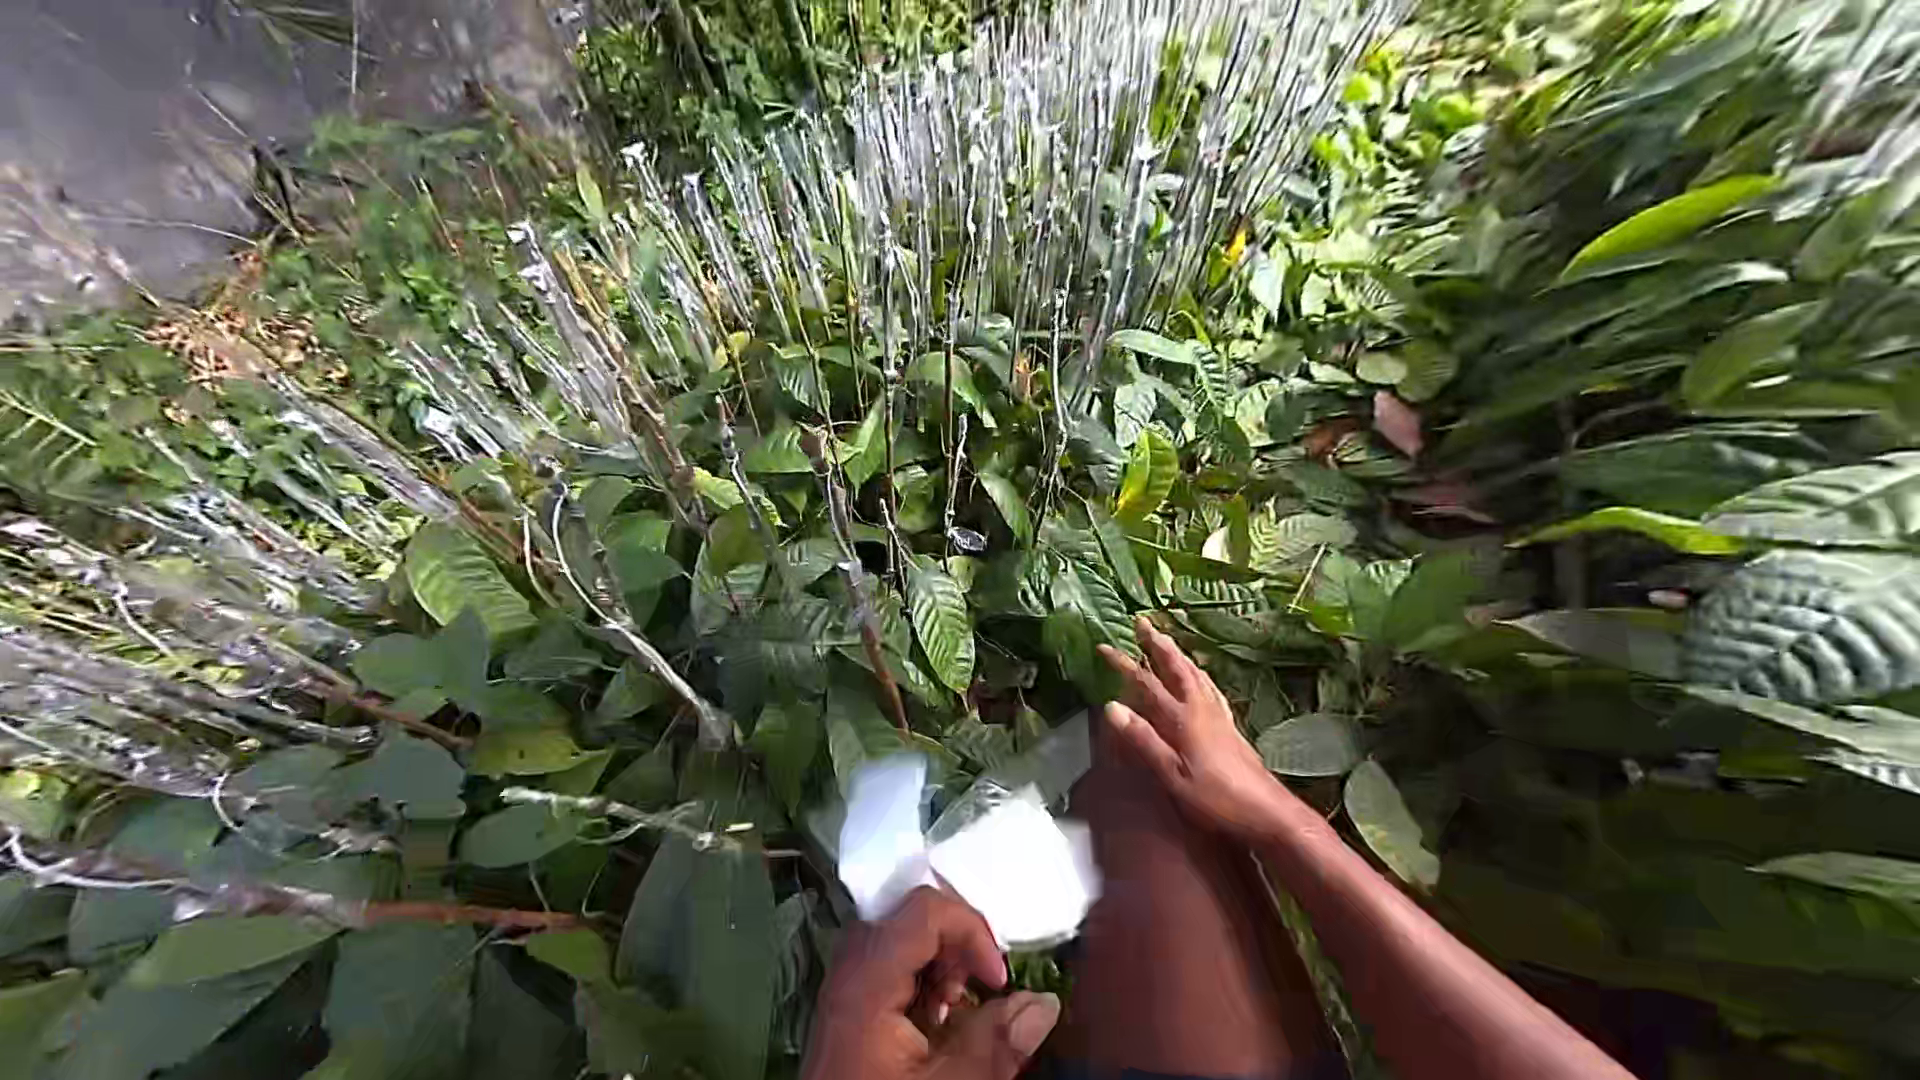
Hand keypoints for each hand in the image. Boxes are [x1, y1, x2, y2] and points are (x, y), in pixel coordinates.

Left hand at [801, 886, 1060, 1079]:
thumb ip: (996, 1044)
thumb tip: (1045, 1003)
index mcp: (868, 976)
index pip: (925, 909)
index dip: (971, 930)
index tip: (998, 979)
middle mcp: (852, 963)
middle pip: (916, 916)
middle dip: (960, 948)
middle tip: (980, 994)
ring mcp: (847, 977)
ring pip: (906, 934)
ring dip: (945, 964)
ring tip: (956, 1012)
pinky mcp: (850, 996)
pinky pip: (893, 958)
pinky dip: (924, 977)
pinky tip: (935, 1020)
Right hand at [1097, 615, 1302, 840]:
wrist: (1266, 810)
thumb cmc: (1216, 797)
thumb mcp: (1171, 774)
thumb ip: (1143, 739)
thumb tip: (1110, 706)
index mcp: (1181, 717)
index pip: (1145, 682)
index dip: (1123, 663)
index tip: (1104, 647)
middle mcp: (1200, 707)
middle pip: (1175, 666)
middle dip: (1156, 643)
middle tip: (1142, 623)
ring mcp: (1217, 713)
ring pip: (1194, 672)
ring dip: (1176, 653)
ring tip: (1165, 640)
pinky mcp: (1229, 723)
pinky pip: (1209, 685)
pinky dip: (1197, 672)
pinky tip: (1198, 675)